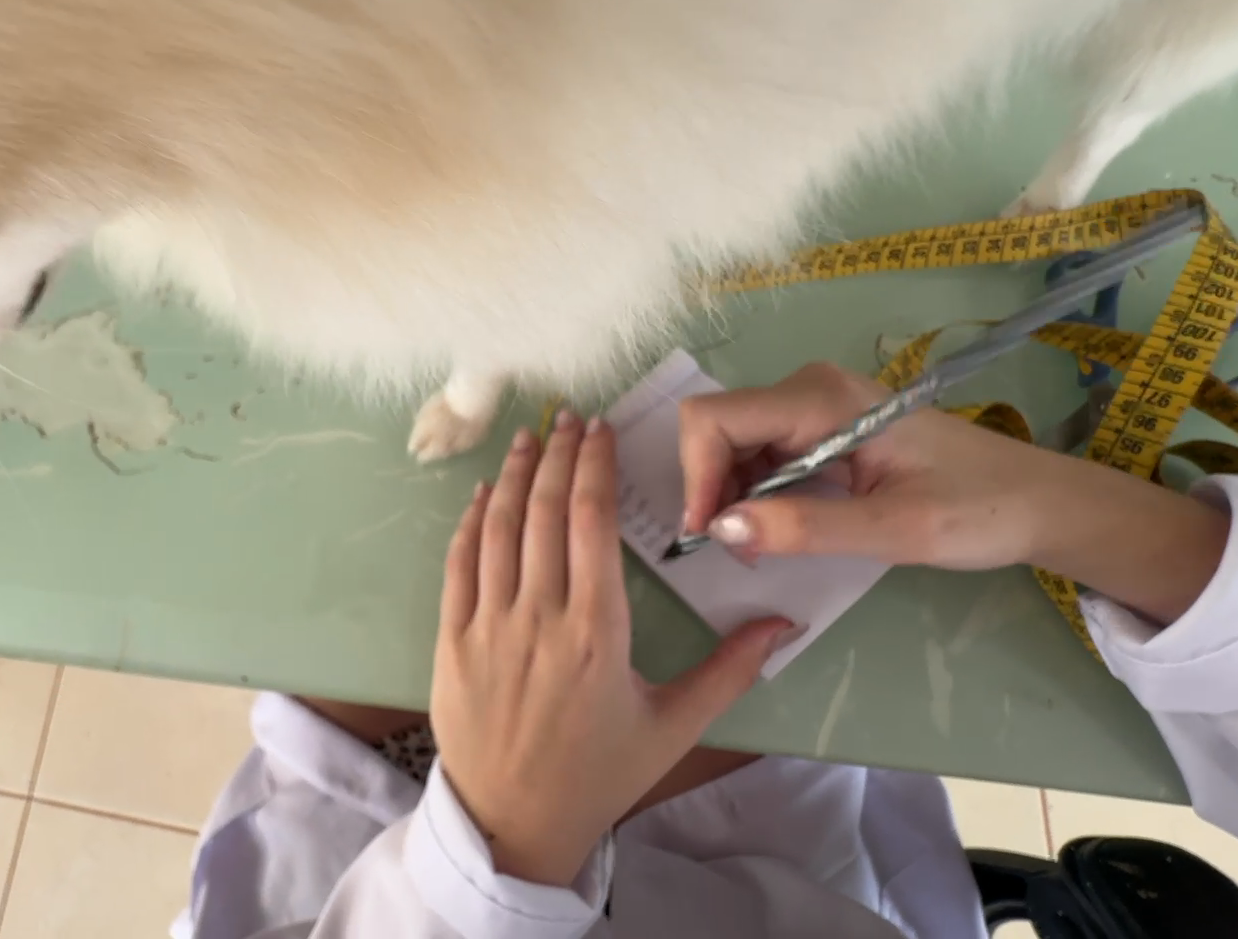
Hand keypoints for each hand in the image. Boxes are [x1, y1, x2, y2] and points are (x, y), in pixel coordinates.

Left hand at [432, 412, 791, 887]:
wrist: (514, 820)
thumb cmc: (599, 773)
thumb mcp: (675, 728)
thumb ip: (729, 671)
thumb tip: (785, 622)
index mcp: (598, 632)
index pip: (592, 525)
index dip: (593, 468)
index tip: (598, 431)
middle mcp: (540, 617)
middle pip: (545, 514)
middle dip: (554, 457)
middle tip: (563, 417)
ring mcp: (489, 624)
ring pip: (498, 530)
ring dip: (513, 478)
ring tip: (526, 439)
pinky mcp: (452, 637)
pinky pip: (458, 565)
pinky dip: (470, 523)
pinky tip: (484, 495)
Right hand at [677, 362, 1231, 622]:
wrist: (1046, 502)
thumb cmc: (984, 511)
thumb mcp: (898, 530)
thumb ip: (805, 527)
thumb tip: (719, 529)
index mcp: (822, 399)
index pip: (713, 418)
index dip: (696, 473)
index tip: (709, 532)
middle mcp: (805, 387)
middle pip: (713, 427)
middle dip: (709, 487)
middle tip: (733, 546)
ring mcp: (808, 401)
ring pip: (727, 439)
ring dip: (727, 491)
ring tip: (755, 542)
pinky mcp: (813, 421)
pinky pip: (753, 448)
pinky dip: (747, 488)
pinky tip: (771, 521)